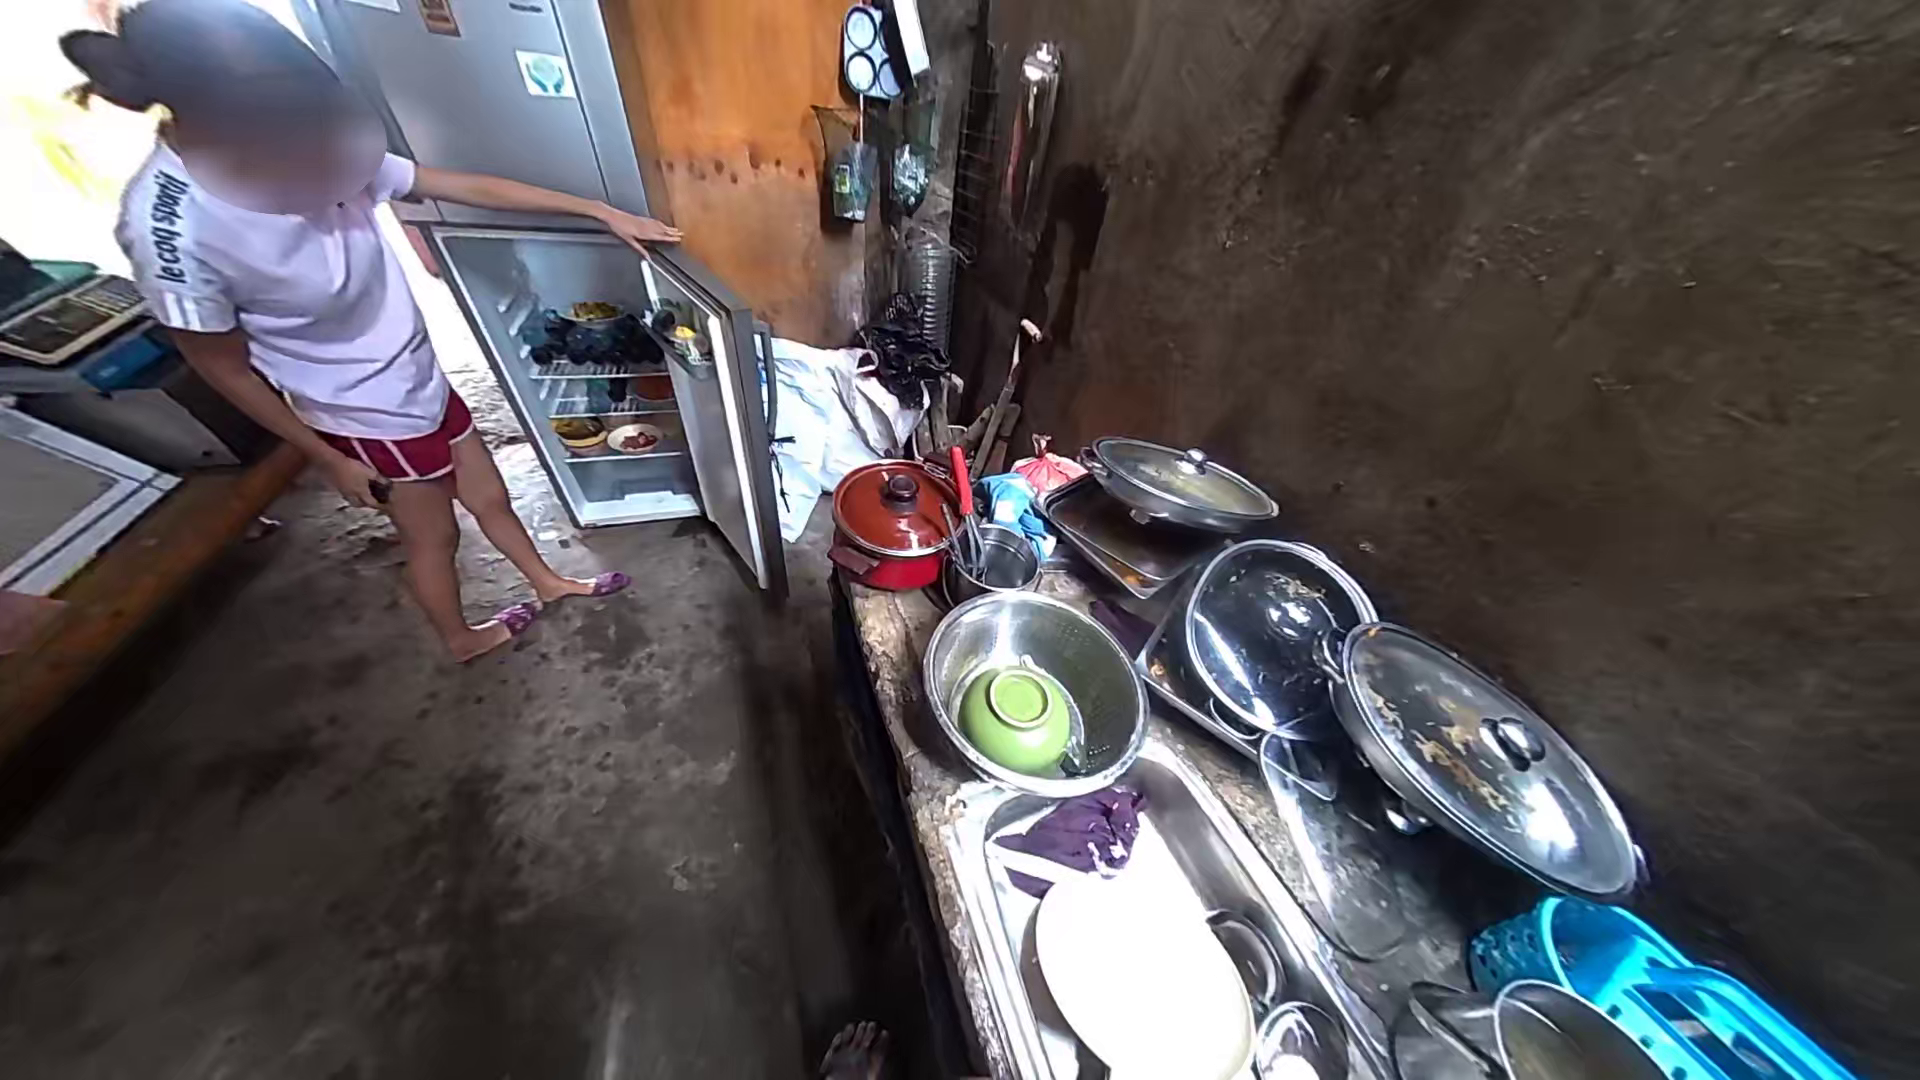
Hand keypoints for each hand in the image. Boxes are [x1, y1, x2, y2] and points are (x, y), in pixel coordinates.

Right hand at [321, 452, 385, 508]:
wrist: (332, 463)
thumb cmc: (353, 468)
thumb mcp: (370, 473)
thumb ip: (379, 479)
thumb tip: (389, 484)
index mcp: (361, 492)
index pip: (370, 503)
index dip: (377, 505)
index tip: (383, 504)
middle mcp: (351, 495)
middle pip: (359, 504)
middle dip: (366, 504)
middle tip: (372, 500)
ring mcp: (342, 491)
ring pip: (351, 500)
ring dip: (357, 500)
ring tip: (363, 495)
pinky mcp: (336, 487)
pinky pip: (345, 495)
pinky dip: (351, 495)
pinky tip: (353, 489)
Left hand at [598, 206, 682, 252]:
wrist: (611, 215)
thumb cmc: (618, 227)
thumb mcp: (628, 240)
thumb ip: (639, 248)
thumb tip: (647, 257)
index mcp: (643, 232)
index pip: (660, 236)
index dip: (669, 237)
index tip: (677, 238)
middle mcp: (645, 226)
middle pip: (662, 229)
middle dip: (672, 232)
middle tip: (681, 234)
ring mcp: (644, 221)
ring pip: (659, 225)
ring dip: (668, 227)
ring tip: (676, 229)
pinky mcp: (641, 218)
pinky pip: (654, 221)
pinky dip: (660, 223)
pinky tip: (662, 224)